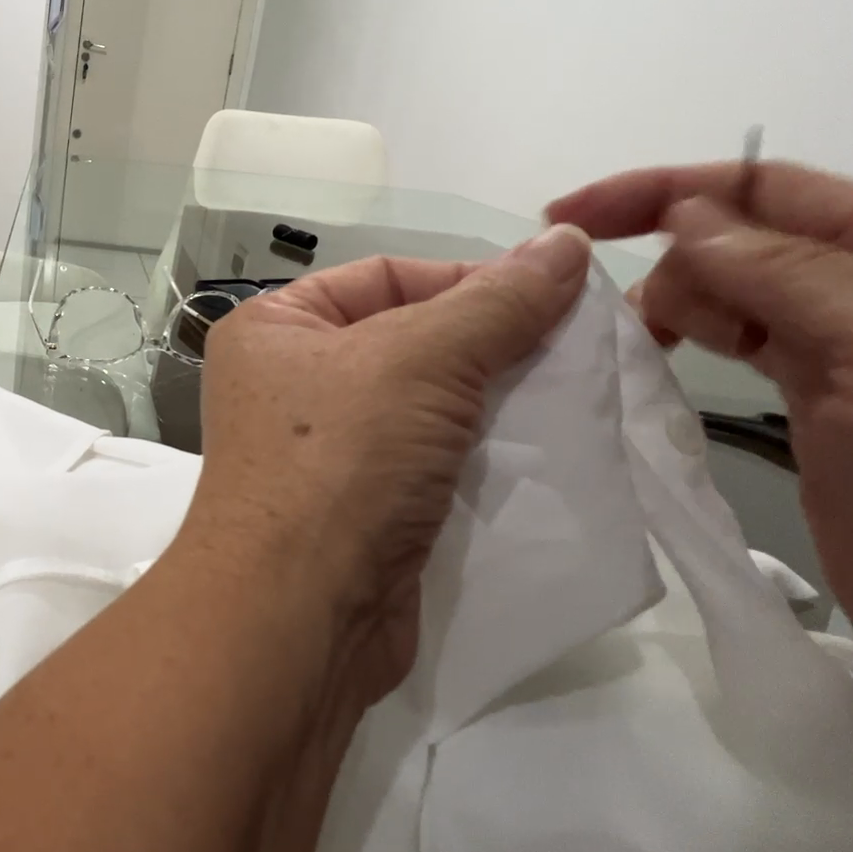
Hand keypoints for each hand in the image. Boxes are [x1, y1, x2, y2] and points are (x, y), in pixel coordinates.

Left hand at [174, 225, 591, 706]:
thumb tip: (565, 241)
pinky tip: (542, 452)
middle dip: (490, 346)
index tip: (554, 298)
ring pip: (424, 406)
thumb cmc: (338, 460)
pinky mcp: (358, 506)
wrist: (297, 610)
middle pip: (408, 341)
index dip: (467, 280)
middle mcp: (288, 382)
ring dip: (493, 403)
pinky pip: (427, 461)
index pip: (384, 277)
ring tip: (572, 399)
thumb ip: (495, 302)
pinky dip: (480, 455)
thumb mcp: (418, 359)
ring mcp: (322, 449)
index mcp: (273, 327)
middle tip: (579, 352)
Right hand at [549, 162, 852, 772]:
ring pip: (724, 292)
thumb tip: (683, 216)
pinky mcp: (807, 405)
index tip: (571, 213)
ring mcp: (840, 351)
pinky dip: (678, 338)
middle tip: (593, 301)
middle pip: (739, 238)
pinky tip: (644, 353)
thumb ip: (790, 273)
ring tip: (617, 334)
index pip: (775, 191)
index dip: (667, 189)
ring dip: (663, 297)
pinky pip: (729, 345)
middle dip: (661, 250)